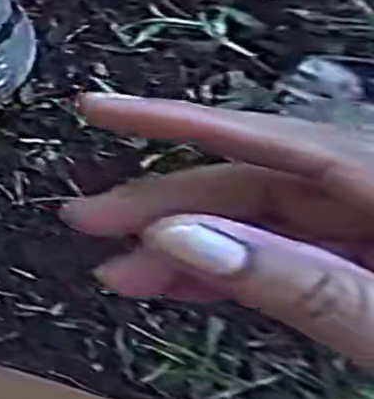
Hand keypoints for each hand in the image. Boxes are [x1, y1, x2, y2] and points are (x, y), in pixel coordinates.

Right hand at [62, 94, 373, 367]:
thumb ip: (312, 289)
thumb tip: (178, 236)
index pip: (293, 146)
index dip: (183, 121)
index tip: (96, 109)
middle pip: (270, 190)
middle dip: (168, 208)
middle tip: (86, 225)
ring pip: (274, 229)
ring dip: (189, 249)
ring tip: (120, 275)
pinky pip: (300, 262)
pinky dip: (233, 274)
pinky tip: (179, 288)